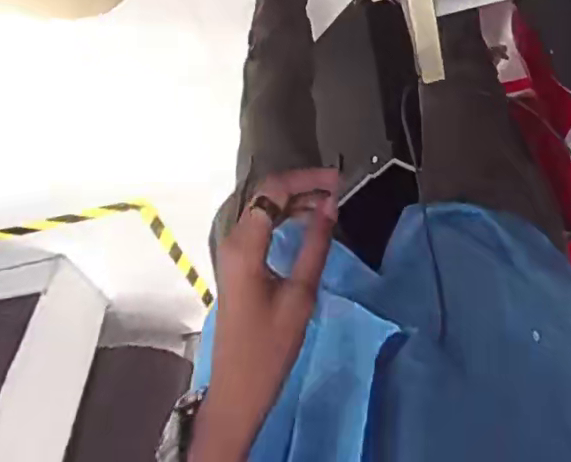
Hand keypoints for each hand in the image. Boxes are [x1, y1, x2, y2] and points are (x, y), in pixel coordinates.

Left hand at [189, 169, 339, 461]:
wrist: (236, 392)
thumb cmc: (269, 349)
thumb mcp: (300, 296)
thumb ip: (315, 246)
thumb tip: (331, 205)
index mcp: (244, 244)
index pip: (273, 190)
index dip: (306, 178)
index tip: (337, 180)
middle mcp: (233, 238)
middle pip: (267, 194)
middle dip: (302, 184)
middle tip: (337, 188)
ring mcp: (233, 249)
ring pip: (264, 207)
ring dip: (295, 199)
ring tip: (329, 201)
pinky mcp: (238, 261)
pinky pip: (261, 224)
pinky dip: (285, 215)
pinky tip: (308, 220)